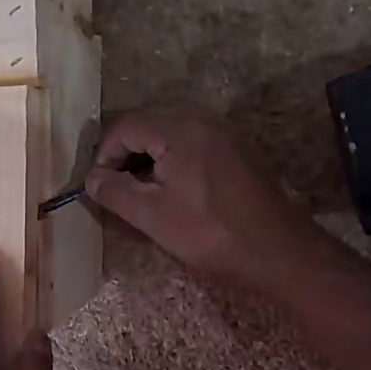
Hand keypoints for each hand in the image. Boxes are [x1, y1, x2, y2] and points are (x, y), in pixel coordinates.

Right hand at [85, 106, 324, 285]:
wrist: (279, 251)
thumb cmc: (211, 233)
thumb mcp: (152, 217)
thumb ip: (115, 192)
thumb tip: (91, 179)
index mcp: (179, 128)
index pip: (124, 126)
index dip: (103, 154)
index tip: (97, 185)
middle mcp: (202, 118)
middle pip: (147, 120)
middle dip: (123, 149)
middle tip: (112, 184)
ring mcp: (223, 131)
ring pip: (170, 128)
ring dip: (147, 152)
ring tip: (136, 186)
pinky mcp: (236, 148)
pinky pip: (192, 138)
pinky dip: (171, 154)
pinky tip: (169, 185)